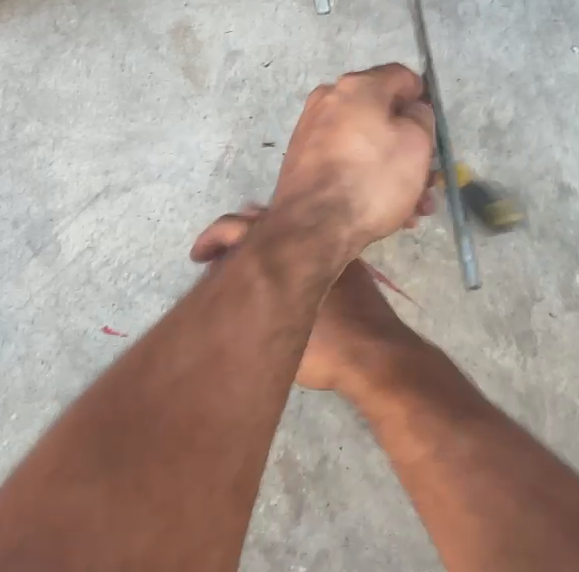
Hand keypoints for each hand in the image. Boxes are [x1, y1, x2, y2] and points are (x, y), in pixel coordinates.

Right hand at [193, 207, 424, 392]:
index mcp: (292, 248)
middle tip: (218, 255)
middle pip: (268, 222)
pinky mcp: (351, 267)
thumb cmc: (327, 345)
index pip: (241, 226)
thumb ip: (248, 305)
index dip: (215, 237)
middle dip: (239, 234)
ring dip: (266, 243)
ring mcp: (335, 251)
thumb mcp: (276, 330)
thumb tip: (224, 289)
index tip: (198, 257)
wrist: (380, 356)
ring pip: (292, 234)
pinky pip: (312, 248)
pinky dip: (291, 254)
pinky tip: (282, 278)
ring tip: (244, 265)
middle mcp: (313, 239)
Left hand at [267, 63, 436, 259]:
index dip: (423, 99)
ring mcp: (312, 129)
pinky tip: (389, 212)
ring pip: (367, 143)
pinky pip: (347, 160)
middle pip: (382, 114)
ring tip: (415, 207)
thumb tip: (412, 110)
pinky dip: (368, 178)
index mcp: (357, 86)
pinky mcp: (303, 160)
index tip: (434, 128)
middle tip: (429, 177)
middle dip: (411, 145)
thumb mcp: (416, 144)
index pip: (401, 76)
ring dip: (394, 169)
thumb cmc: (371, 179)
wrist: (312, 227)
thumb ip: (421, 118)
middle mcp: (329, 99)